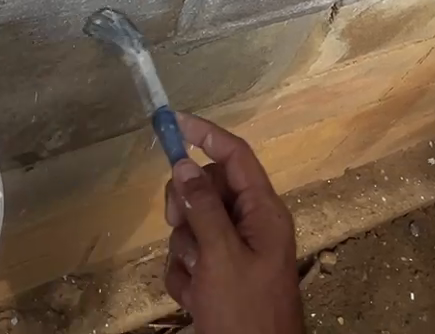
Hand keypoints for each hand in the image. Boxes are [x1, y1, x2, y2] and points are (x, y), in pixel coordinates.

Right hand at [162, 113, 303, 333]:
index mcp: (263, 211)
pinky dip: (185, 274)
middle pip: (207, 186)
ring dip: (185, 248)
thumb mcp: (222, 257)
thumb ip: (203, 208)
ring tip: (197, 279)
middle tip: (177, 224)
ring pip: (194, 222)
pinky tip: (195, 297)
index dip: (204, 133)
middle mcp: (251, 224)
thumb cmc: (246, 313)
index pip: (234, 154)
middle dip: (186, 205)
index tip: (171, 121)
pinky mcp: (220, 275)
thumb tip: (183, 164)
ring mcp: (236, 250)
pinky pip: (190, 254)